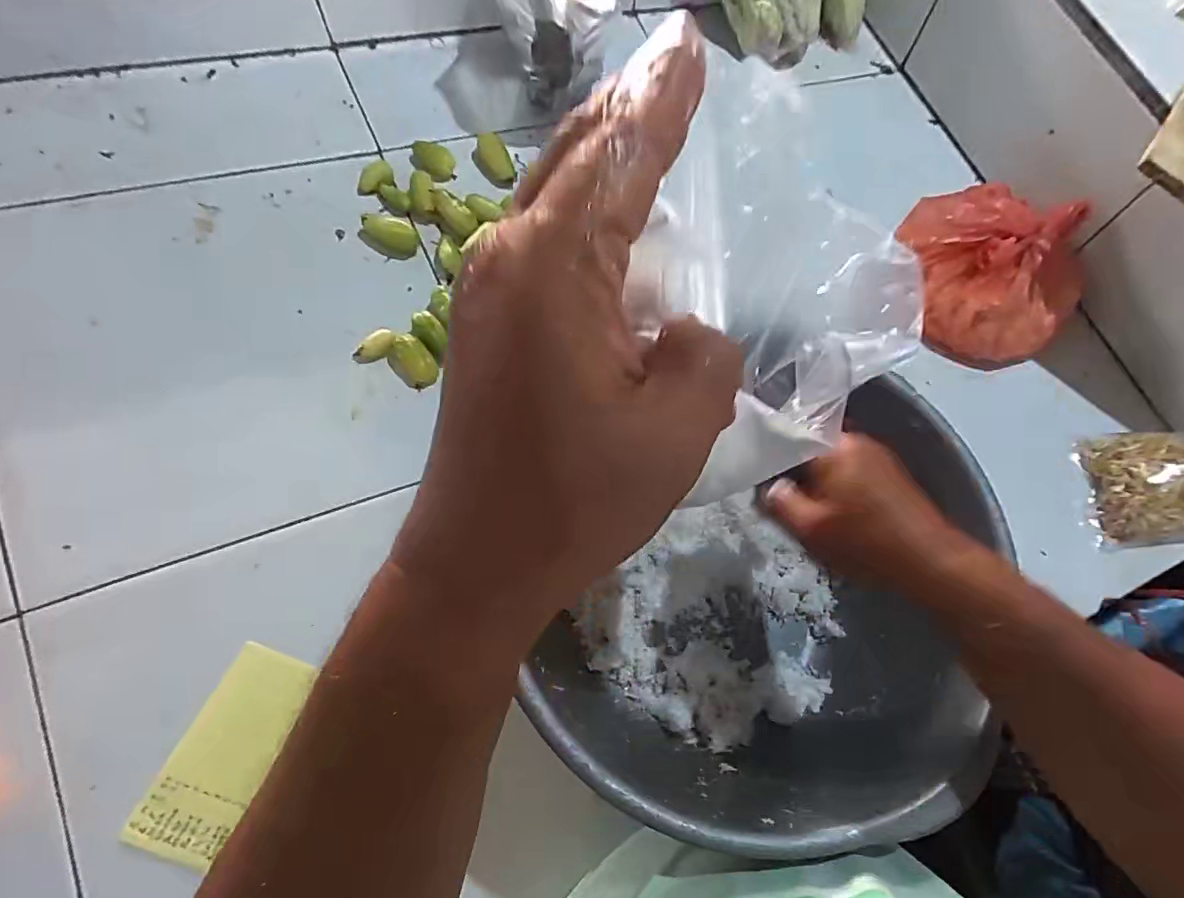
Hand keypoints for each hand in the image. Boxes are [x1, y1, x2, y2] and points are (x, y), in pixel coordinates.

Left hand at [389, 19, 741, 625]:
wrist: (480, 560)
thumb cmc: (578, 500)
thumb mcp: (678, 429)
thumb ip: (703, 354)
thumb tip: (680, 329)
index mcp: (556, 266)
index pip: (621, 155)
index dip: (664, 101)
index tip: (690, 46)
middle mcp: (507, 260)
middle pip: (572, 159)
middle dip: (625, 113)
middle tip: (667, 72)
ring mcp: (483, 296)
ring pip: (549, 203)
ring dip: (597, 166)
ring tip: (641, 135)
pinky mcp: (481, 333)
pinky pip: (538, 253)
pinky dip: (578, 226)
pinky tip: (605, 235)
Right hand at [764, 433, 982, 593]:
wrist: (929, 560)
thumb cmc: (865, 543)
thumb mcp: (810, 529)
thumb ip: (780, 503)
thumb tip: (768, 487)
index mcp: (834, 448)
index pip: (787, 436)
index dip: (768, 457)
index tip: (757, 480)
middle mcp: (857, 441)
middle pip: (809, 448)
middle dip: (792, 472)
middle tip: (780, 502)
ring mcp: (876, 455)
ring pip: (829, 461)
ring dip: (814, 482)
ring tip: (805, 511)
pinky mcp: (888, 473)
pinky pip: (849, 471)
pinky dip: (835, 487)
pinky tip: (833, 512)